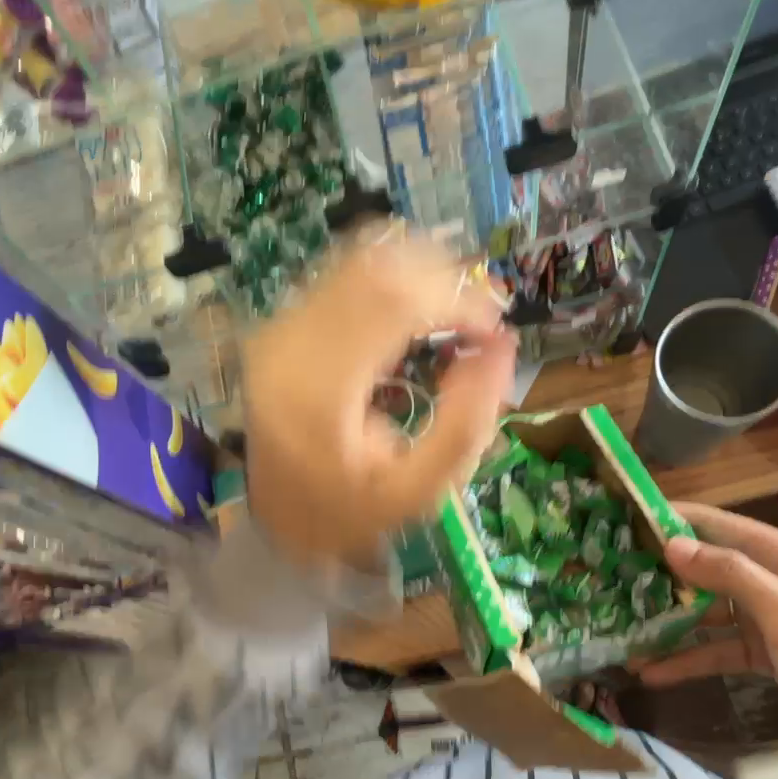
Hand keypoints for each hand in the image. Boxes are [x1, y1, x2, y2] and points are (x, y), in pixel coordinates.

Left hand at [242, 234, 517, 567]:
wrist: (274, 517)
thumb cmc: (348, 512)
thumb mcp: (418, 492)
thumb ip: (467, 425)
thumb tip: (503, 347)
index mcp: (318, 389)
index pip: (393, 301)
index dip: (456, 299)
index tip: (495, 327)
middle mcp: (288, 343)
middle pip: (376, 268)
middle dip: (443, 279)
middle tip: (483, 316)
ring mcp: (277, 328)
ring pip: (359, 260)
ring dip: (419, 272)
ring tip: (457, 312)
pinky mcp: (279, 324)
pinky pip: (342, 275)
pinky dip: (391, 279)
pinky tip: (417, 310)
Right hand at [637, 503, 777, 747]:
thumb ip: (732, 575)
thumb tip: (672, 544)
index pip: (715, 523)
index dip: (669, 518)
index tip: (621, 520)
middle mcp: (766, 577)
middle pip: (701, 565)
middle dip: (656, 571)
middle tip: (605, 576)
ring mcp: (761, 615)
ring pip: (701, 609)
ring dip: (664, 620)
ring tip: (618, 627)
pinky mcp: (759, 649)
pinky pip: (712, 647)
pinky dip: (684, 658)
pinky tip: (649, 670)